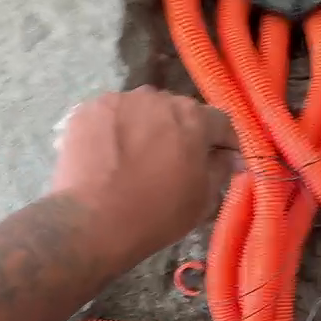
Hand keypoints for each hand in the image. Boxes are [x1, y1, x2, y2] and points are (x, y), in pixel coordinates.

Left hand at [49, 87, 238, 267]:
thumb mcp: (203, 198)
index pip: (221, 122)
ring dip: (151, 129)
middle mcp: (158, 98)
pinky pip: (115, 117)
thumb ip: (221, 169)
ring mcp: (120, 100)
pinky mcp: (88, 109)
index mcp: (193, 118)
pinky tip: (115, 157)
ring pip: (145, 111)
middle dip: (186, 134)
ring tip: (142, 158)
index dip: (226, 143)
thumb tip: (231, 157)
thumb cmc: (159, 213)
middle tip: (180, 162)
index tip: (225, 161)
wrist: (94, 221)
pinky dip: (120, 131)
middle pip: (180, 112)